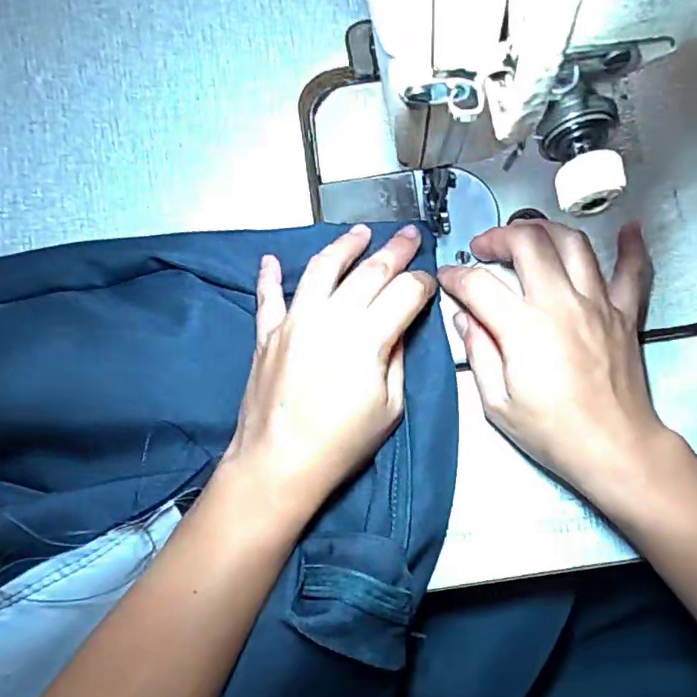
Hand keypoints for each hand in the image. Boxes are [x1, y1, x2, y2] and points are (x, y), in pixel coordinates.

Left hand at [221, 224, 436, 517]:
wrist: (280, 462)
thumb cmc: (340, 444)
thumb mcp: (389, 407)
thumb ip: (396, 360)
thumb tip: (399, 329)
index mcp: (368, 338)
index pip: (404, 293)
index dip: (421, 283)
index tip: (428, 281)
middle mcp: (331, 318)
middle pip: (369, 271)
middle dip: (394, 250)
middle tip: (407, 236)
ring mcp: (295, 321)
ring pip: (322, 269)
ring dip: (343, 247)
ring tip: (357, 234)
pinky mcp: (268, 334)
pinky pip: (269, 296)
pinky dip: (269, 276)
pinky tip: (270, 260)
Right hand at [437, 220, 673, 501]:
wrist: (613, 447)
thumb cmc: (556, 434)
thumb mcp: (498, 405)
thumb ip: (479, 355)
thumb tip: (467, 322)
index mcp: (524, 329)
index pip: (479, 285)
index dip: (456, 277)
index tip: (448, 279)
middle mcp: (561, 305)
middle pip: (528, 242)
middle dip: (499, 236)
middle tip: (486, 246)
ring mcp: (597, 305)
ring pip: (573, 243)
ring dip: (546, 230)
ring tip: (530, 234)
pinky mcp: (623, 315)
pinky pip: (632, 271)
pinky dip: (630, 247)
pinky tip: (627, 231)